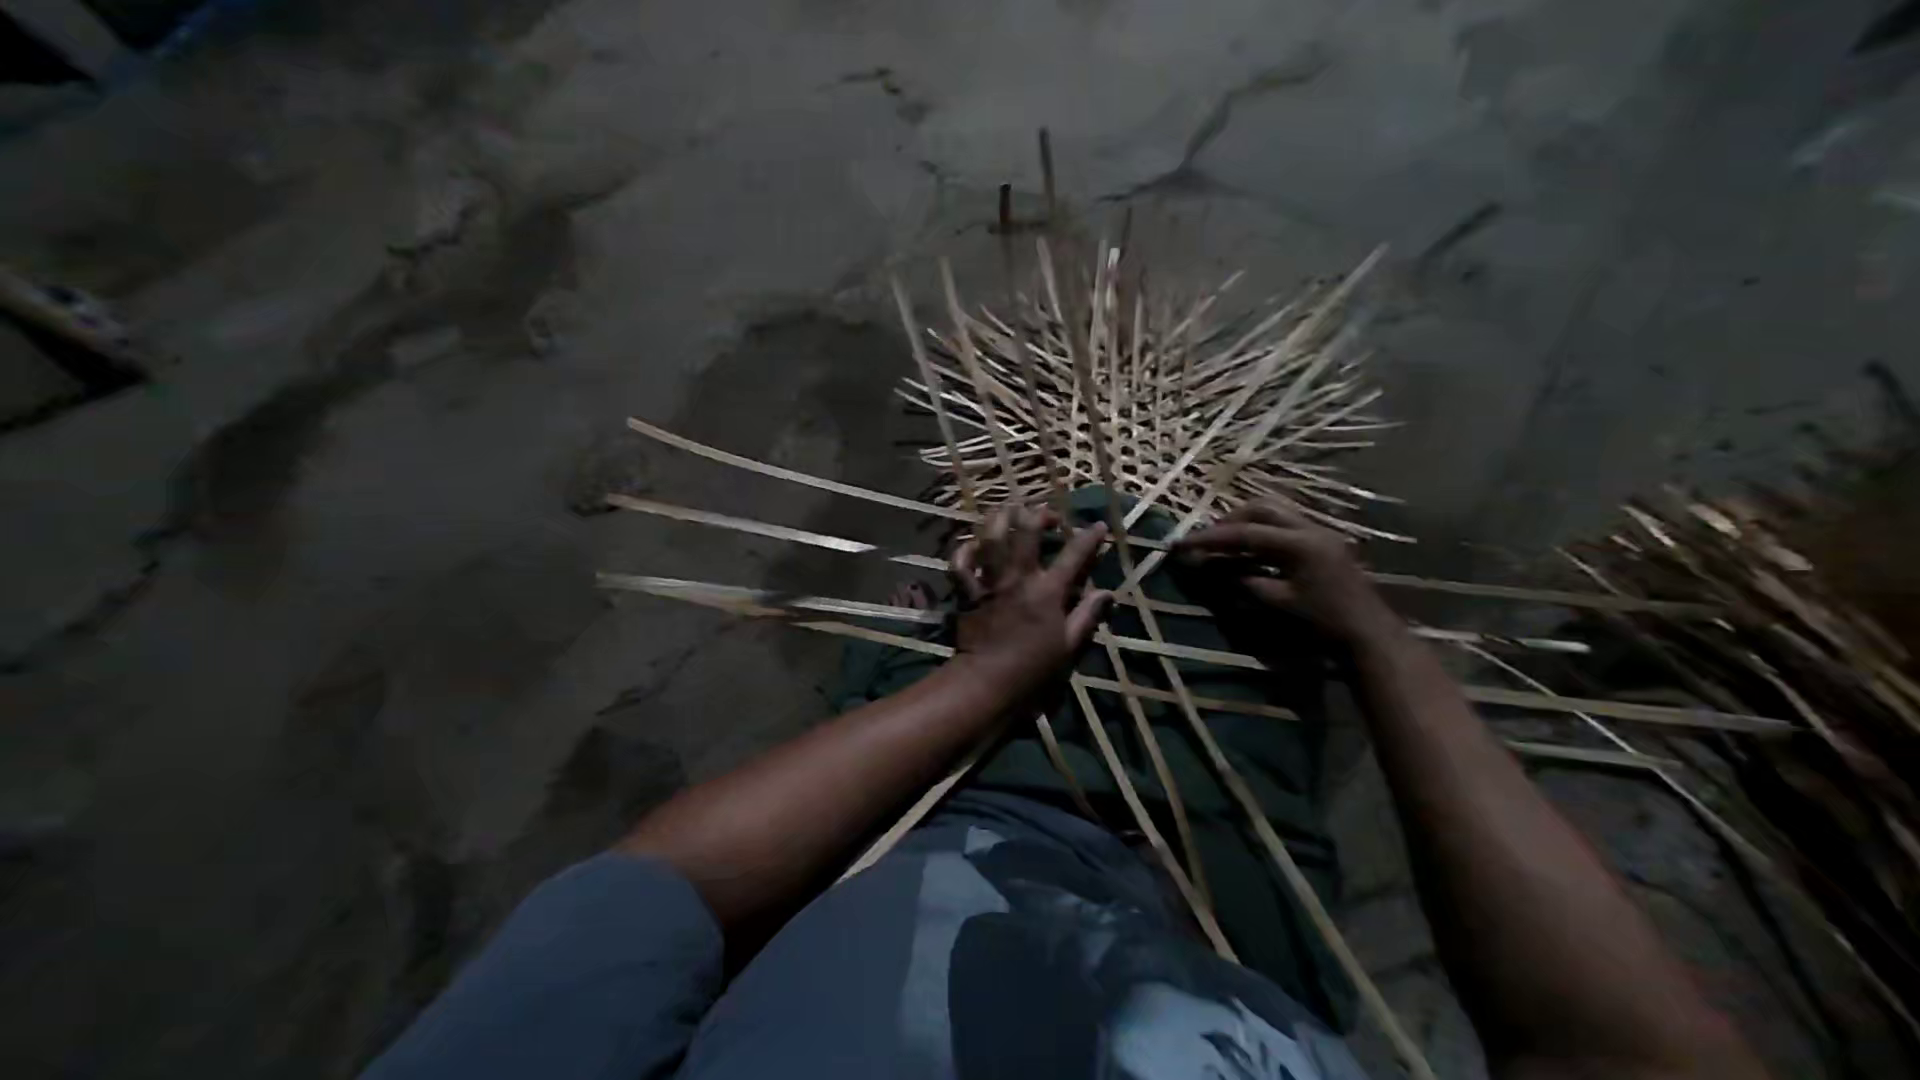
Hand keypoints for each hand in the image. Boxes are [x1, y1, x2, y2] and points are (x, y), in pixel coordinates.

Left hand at [949, 505, 1111, 692]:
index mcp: (1047, 591)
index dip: (1089, 537)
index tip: (1099, 526)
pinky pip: (959, 563)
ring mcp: (989, 582)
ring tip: (1009, 511)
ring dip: (1000, 519)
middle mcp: (1017, 578)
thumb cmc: (1032, 667)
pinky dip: (964, 550)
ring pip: (991, 537)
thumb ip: (1087, 615)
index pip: (1074, 555)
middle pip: (1026, 531)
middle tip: (1048, 516)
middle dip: (1039, 515)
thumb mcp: (1068, 645)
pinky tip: (973, 544)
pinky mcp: (966, 591)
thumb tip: (1108, 593)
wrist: (986, 681)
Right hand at [1174, 501, 1399, 645]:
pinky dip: (1262, 531)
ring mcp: (1321, 531)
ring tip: (1225, 543)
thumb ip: (1243, 580)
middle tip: (1206, 540)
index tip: (1183, 544)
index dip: (1210, 538)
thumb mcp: (1278, 602)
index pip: (1245, 532)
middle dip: (1229, 521)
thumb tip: (1211, 567)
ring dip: (1246, 522)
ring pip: (1275, 511)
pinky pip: (1286, 524)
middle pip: (1261, 508)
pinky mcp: (1323, 541)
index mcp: (1299, 543)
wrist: (1369, 633)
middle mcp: (1311, 528)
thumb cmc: (1324, 622)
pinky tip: (1249, 550)